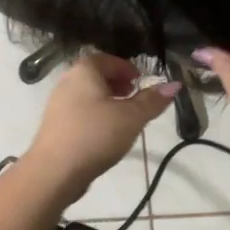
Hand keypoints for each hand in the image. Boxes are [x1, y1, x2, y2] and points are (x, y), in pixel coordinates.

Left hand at [26, 53, 178, 191]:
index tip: (140, 81)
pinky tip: (105, 134)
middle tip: (134, 96)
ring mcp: (58, 104)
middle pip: (95, 75)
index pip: (107, 59)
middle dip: (117, 83)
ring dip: (107, 101)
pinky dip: (95, 114)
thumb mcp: (130, 117)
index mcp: (84, 71)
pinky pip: (79, 111)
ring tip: (124, 117)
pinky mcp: (55, 125)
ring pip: (87, 94)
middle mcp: (67, 81)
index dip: (126, 68)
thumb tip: (174, 85)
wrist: (54, 171)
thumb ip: (152, 101)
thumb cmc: (95, 135)